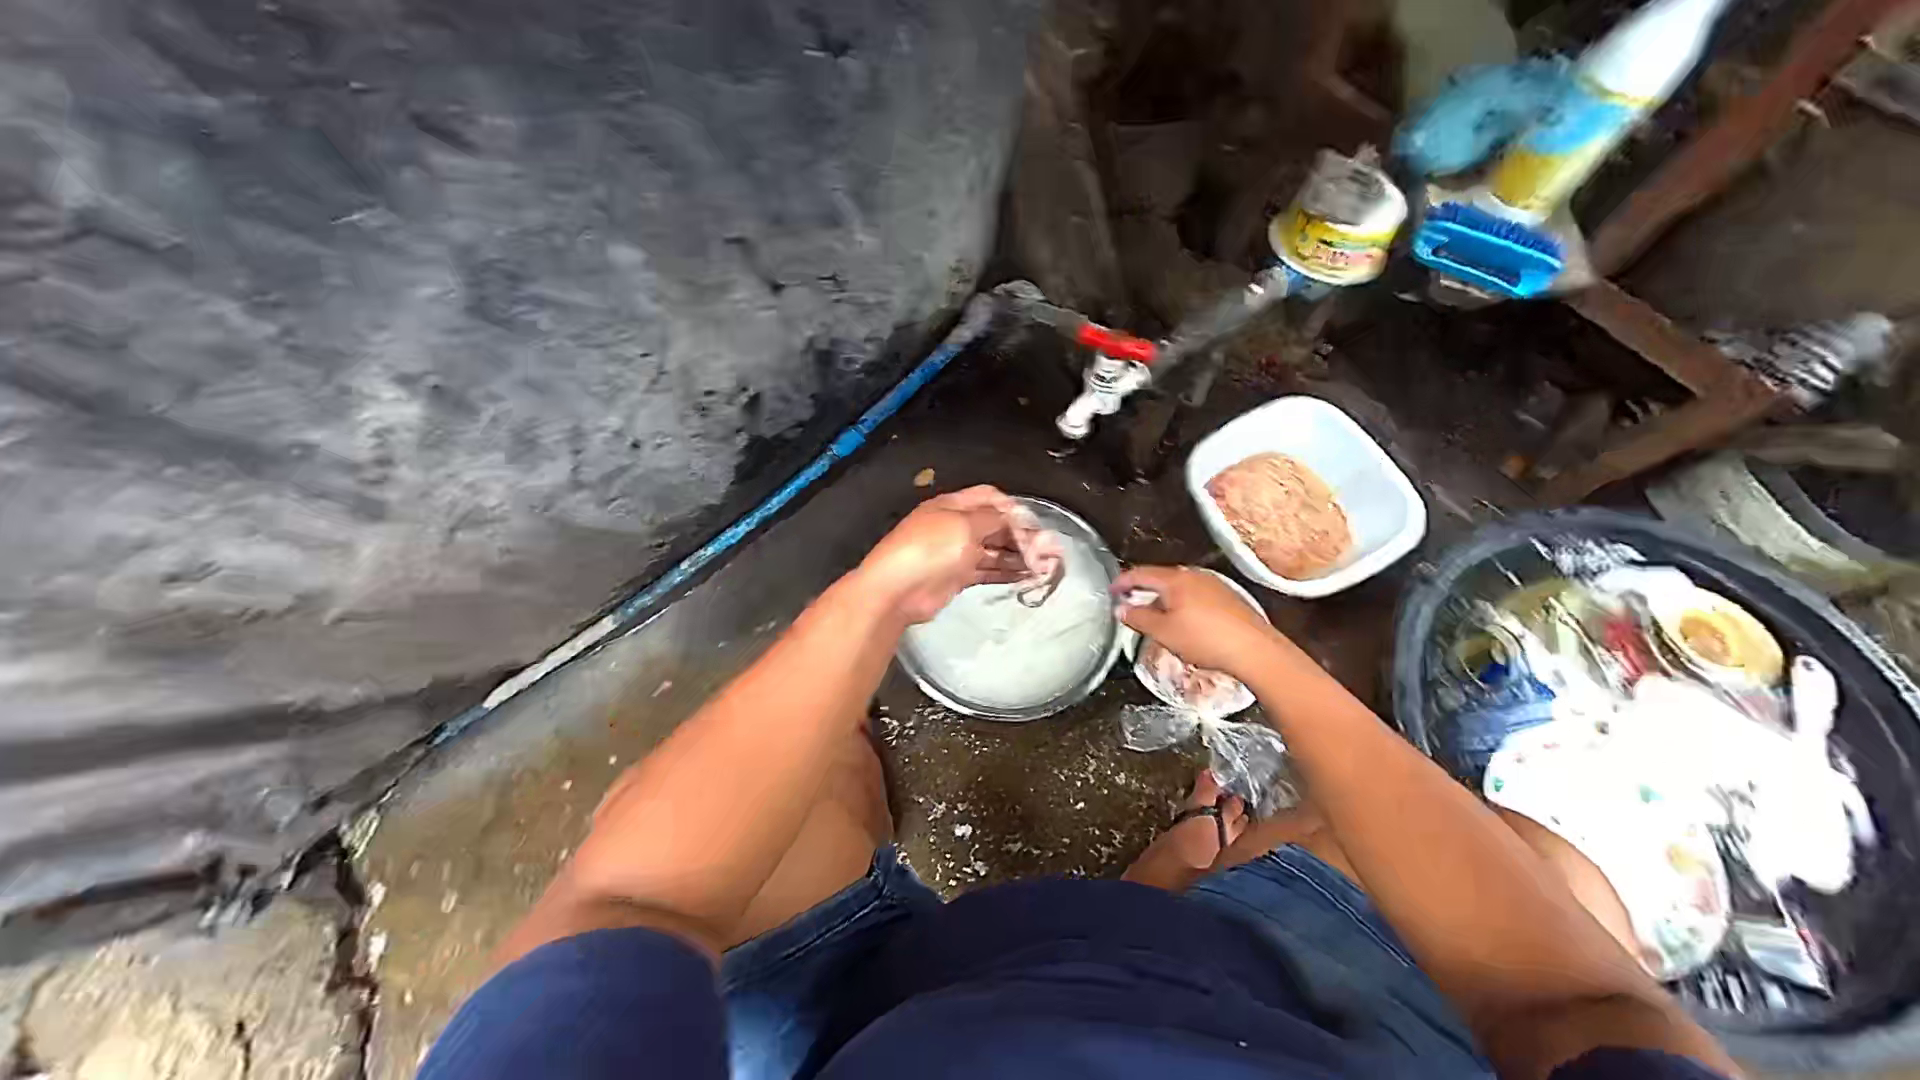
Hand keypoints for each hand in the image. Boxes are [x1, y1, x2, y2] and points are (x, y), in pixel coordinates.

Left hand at [855, 485, 1028, 623]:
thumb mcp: (964, 525)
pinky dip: (1006, 573)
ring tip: (1041, 564)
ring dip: (1017, 556)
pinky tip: (1024, 576)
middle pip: (994, 525)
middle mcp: (954, 527)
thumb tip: (1012, 518)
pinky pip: (987, 571)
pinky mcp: (956, 577)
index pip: (989, 498)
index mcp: (952, 505)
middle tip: (1043, 547)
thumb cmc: (924, 551)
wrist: (895, 589)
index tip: (1033, 523)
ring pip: (993, 550)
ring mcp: (954, 553)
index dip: (1013, 508)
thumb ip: (993, 519)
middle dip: (1019, 534)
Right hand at [1113, 565, 1280, 680]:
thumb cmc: (1206, 640)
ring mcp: (1213, 585)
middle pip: (1160, 578)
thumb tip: (1121, 609)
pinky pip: (1195, 594)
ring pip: (1179, 587)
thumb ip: (1138, 618)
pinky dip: (1181, 603)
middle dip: (1142, 590)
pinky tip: (1182, 622)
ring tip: (1154, 616)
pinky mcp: (1227, 598)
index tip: (1112, 590)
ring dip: (1162, 598)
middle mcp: (1194, 576)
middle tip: (1129, 603)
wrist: (1255, 651)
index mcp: (1175, 580)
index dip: (1122, 582)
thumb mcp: (1163, 632)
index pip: (1140, 573)